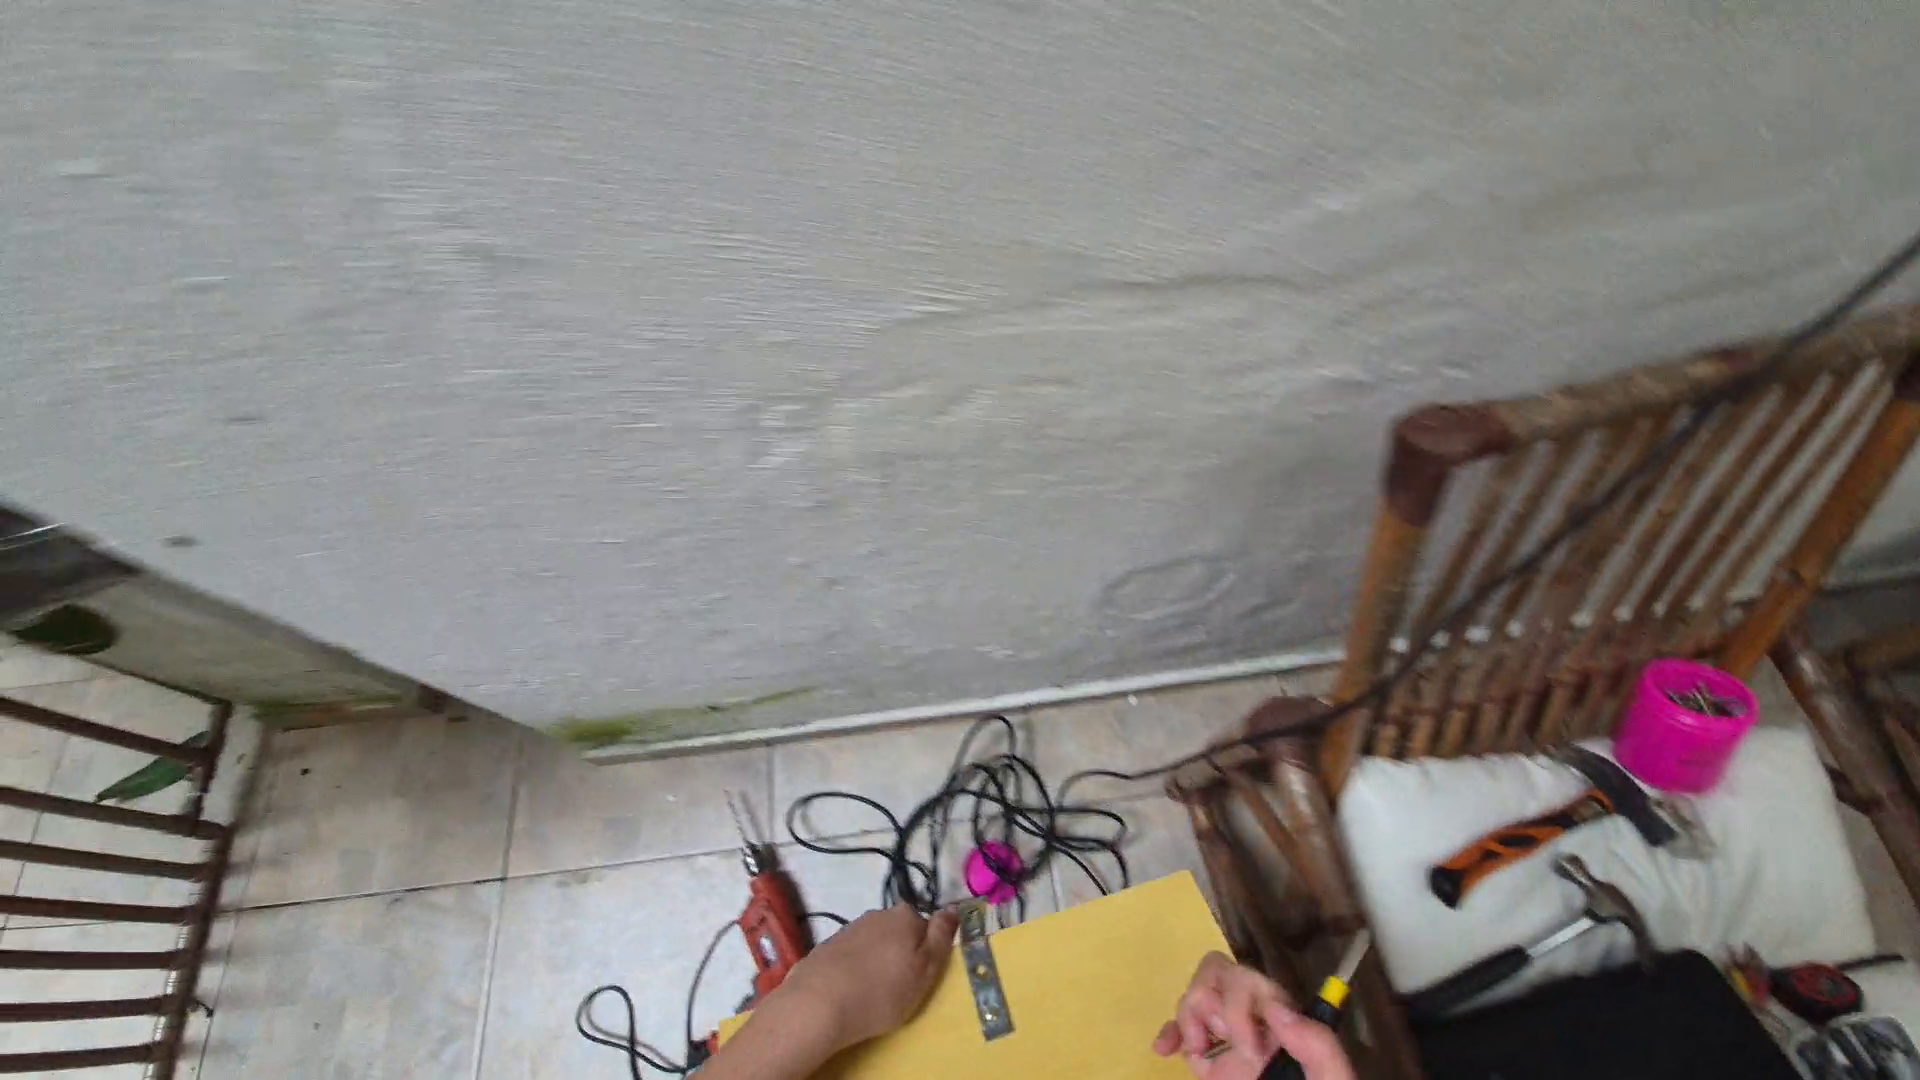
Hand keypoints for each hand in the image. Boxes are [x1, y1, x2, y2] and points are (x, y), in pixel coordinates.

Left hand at [780, 904, 960, 1050]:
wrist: (819, 1003)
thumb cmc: (882, 991)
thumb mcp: (925, 970)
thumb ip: (942, 936)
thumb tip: (954, 906)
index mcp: (906, 916)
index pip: (925, 928)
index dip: (925, 953)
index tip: (918, 976)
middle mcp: (879, 913)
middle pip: (899, 932)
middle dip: (900, 953)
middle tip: (897, 986)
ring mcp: (851, 927)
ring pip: (875, 942)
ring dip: (877, 960)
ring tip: (871, 990)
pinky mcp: (829, 945)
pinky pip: (852, 954)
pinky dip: (855, 967)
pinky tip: (850, 988)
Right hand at [1152, 952, 1355, 1079]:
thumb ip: (1320, 1049)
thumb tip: (1279, 1011)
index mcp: (1284, 1020)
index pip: (1251, 981)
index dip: (1239, 1005)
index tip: (1248, 1051)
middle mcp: (1254, 1019)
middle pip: (1217, 974)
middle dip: (1209, 1003)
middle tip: (1221, 1044)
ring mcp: (1229, 1038)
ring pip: (1196, 995)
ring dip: (1188, 1017)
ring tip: (1199, 1053)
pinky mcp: (1210, 1058)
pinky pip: (1183, 1029)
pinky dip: (1171, 1032)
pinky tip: (1164, 1049)